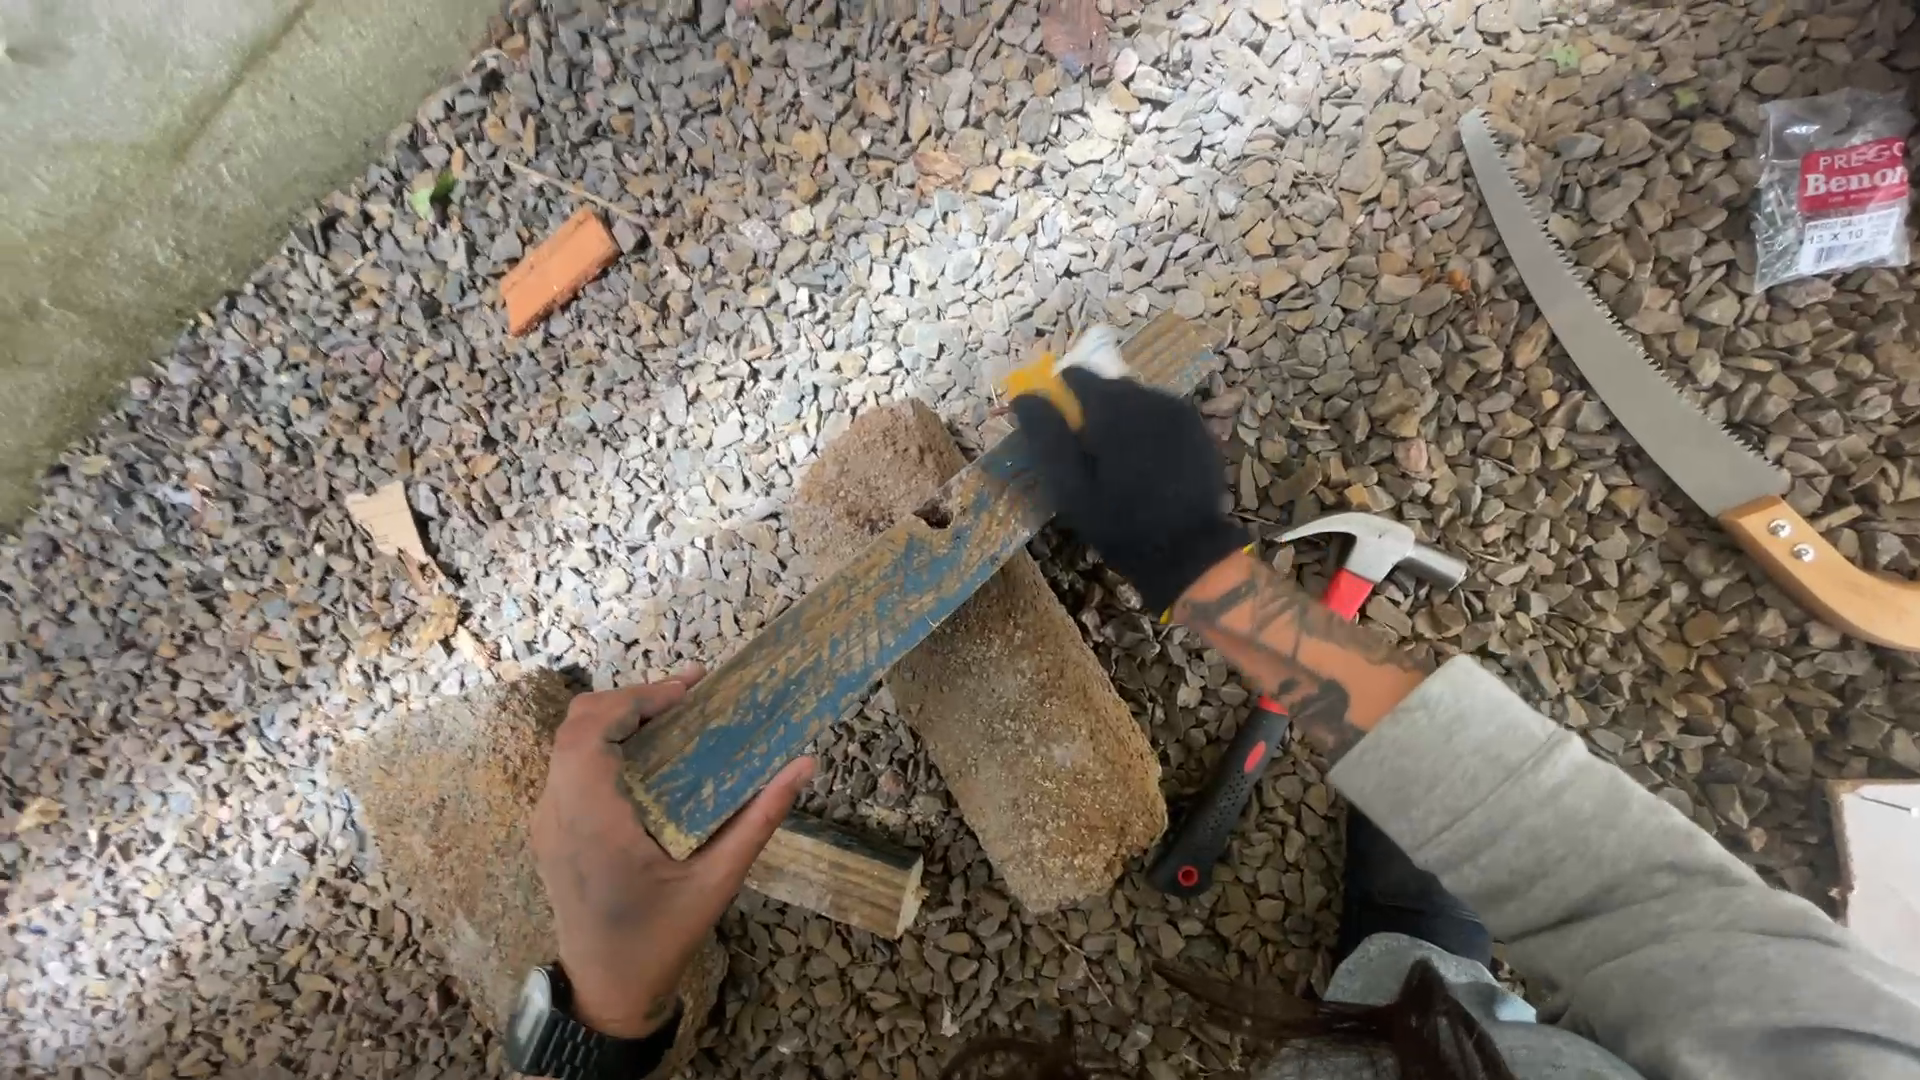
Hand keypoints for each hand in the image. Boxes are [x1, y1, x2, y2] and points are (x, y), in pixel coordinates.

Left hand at [530, 668, 815, 1036]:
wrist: (605, 992)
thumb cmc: (662, 936)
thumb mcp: (720, 879)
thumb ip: (761, 817)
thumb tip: (806, 763)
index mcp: (592, 822)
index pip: (589, 733)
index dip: (634, 699)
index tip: (687, 692)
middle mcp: (558, 813)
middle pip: (577, 724)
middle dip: (633, 698)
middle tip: (690, 696)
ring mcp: (548, 820)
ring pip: (570, 741)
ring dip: (621, 717)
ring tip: (677, 714)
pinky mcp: (553, 828)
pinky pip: (572, 764)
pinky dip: (609, 742)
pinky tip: (653, 753)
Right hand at [1011, 368, 1246, 611]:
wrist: (1188, 552)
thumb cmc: (1120, 525)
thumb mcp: (1071, 489)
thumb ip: (1047, 438)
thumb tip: (1024, 397)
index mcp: (1115, 410)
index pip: (1077, 377)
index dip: (1060, 397)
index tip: (1057, 426)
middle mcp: (1150, 398)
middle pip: (1109, 388)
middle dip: (1092, 410)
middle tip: (1085, 451)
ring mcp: (1179, 412)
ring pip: (1137, 399)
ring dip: (1120, 418)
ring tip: (1116, 460)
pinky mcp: (1198, 428)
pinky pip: (1161, 414)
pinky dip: (1146, 428)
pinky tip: (1144, 462)